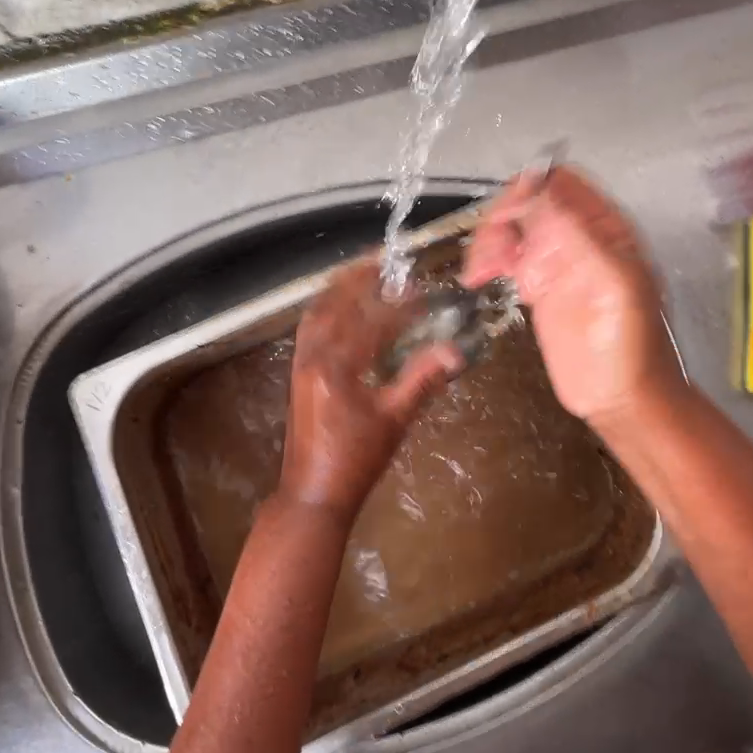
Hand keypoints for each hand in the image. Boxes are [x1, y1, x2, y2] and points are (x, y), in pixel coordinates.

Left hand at [281, 261, 460, 516]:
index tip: (426, 294)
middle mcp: (313, 355)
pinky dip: (326, 307)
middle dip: (360, 278)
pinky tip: (341, 307)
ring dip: (340, 289)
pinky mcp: (298, 371)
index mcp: (338, 366)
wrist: (313, 492)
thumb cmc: (356, 460)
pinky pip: (310, 326)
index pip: (374, 321)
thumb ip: (423, 379)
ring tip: (363, 273)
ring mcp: (301, 362)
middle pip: (335, 302)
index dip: (403, 305)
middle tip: (385, 260)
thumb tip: (455, 351)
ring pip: (317, 311)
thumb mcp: (395, 420)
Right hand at [460, 167, 686, 420]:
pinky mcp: (538, 287)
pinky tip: (479, 278)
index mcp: (605, 228)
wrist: (624, 399)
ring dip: (489, 239)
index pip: (563, 183)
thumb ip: (578, 237)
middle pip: (530, 201)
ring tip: (480, 270)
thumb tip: (541, 191)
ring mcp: (557, 262)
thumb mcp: (613, 285)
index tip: (506, 213)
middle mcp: (579, 238)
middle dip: (503, 216)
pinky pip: (507, 257)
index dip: (531, 188)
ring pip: (513, 227)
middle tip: (489, 249)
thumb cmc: (633, 347)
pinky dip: (487, 260)